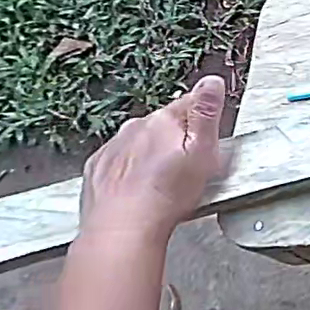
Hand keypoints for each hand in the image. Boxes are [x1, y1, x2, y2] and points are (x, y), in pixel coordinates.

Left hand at [78, 75, 232, 247]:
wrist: (122, 229)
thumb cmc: (168, 192)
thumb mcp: (203, 150)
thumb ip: (207, 113)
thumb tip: (211, 80)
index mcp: (164, 120)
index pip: (192, 102)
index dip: (206, 118)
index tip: (210, 137)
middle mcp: (135, 127)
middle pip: (167, 122)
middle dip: (180, 136)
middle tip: (192, 163)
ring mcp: (113, 147)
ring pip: (143, 139)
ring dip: (156, 150)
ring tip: (167, 178)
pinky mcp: (98, 168)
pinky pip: (122, 158)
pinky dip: (134, 166)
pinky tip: (143, 184)